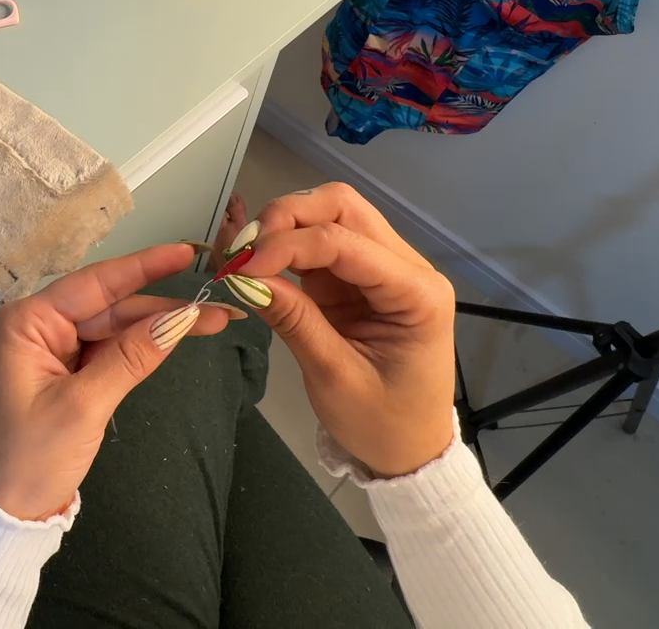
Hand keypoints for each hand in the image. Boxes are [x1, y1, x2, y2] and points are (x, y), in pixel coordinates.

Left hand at [0, 244, 241, 518]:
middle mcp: (41, 325)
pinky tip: (175, 337)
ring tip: (213, 322)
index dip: (145, 266)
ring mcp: (54, 350)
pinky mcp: (66, 373)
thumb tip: (180, 318)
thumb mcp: (81, 406)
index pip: (96, 283)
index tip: (186, 251)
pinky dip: (141, 348)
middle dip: (163, 305)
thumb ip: (131, 358)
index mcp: (30, 321)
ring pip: (114, 327)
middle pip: (110, 305)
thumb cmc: (27, 458)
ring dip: (158, 327)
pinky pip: (108, 350)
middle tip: (218, 305)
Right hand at [234, 184, 455, 477]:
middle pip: (341, 206)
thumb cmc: (382, 423)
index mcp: (417, 294)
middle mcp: (405, 267)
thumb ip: (294, 320)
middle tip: (245, 249)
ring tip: (248, 256)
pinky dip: (284, 242)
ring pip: (329, 213)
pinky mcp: (354, 275)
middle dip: (287, 217)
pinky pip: (318, 239)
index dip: (287, 245)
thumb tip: (244, 278)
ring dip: (284, 224)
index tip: (241, 268)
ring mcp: (379, 266)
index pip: (344, 242)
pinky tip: (259, 262)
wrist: (408, 452)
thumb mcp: (335, 377)